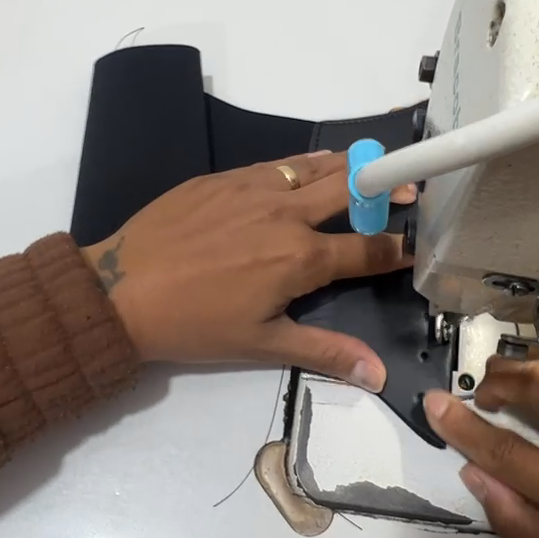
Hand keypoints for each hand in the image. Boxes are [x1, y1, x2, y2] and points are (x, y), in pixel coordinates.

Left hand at [83, 152, 413, 389]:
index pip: (367, 250)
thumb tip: (379, 373)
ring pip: (315, 166)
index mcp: (301, 257)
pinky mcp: (224, 177)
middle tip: (408, 189)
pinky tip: (307, 170)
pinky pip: (276, 163)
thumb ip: (326, 351)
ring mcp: (254, 188)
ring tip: (370, 168)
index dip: (398, 248)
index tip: (417, 245)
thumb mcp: (262, 344)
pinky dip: (304, 165)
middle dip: (386, 188)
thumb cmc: (194, 324)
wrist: (121, 290)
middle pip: (350, 190)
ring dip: (349, 168)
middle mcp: (287, 213)